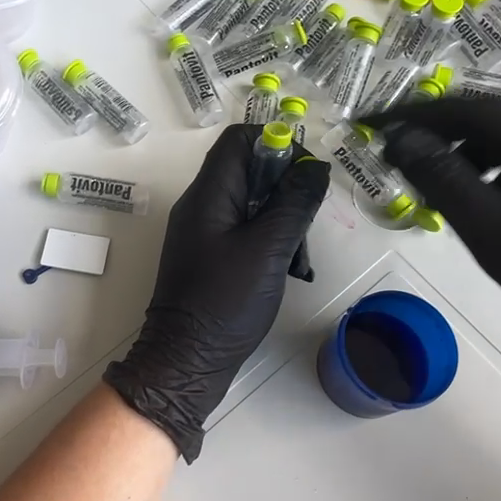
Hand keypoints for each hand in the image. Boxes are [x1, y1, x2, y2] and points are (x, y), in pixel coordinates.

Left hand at [104, 125, 329, 460]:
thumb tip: (314, 166)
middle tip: (306, 221)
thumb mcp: (269, 249)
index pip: (238, 140)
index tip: (305, 174)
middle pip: (247, 169)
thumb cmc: (225, 302)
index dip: (275, 144)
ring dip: (280, 218)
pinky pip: (242, 228)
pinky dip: (268, 239)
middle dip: (284, 187)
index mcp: (208, 194)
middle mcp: (200, 204)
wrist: (186, 360)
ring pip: (249, 201)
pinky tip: (285, 267)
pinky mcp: (208, 254)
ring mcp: (202, 230)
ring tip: (298, 255)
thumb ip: (293, 203)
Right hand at [363, 98, 500, 411]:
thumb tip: (398, 137)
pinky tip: (496, 206)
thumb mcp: (494, 231)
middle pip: (496, 119)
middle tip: (400, 158)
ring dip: (473, 154)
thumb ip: (441, 179)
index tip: (369, 126)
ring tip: (441, 187)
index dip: (411, 114)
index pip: (466, 107)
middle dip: (441, 133)